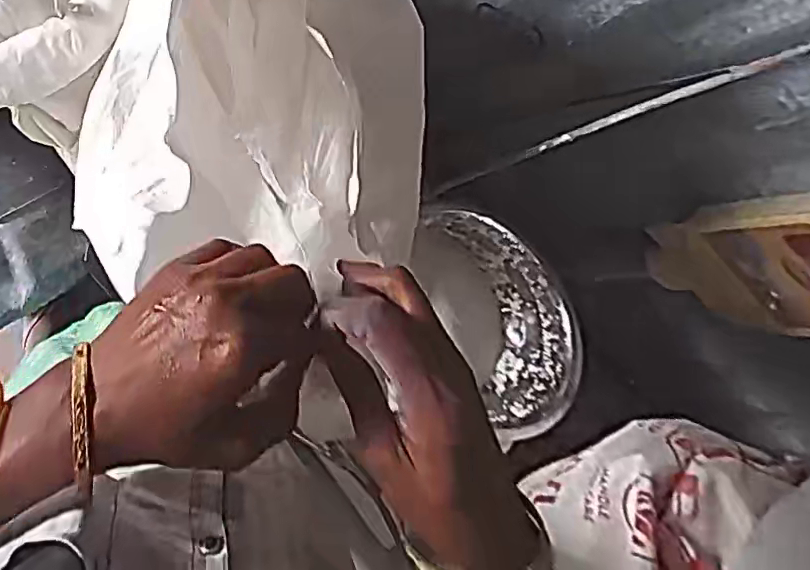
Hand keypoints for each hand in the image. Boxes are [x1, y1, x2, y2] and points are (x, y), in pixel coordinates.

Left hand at [89, 240, 316, 470]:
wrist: (103, 397)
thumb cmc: (162, 424)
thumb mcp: (236, 444)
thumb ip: (282, 408)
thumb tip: (297, 368)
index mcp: (241, 347)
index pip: (302, 329)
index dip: (308, 344)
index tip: (300, 352)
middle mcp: (224, 302)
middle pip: (291, 280)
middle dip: (297, 305)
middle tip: (286, 325)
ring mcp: (199, 278)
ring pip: (262, 256)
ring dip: (270, 280)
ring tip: (260, 305)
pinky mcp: (178, 267)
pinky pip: (225, 247)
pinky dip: (237, 264)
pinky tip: (231, 288)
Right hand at [320, 261, 540, 569]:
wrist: (492, 532)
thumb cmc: (442, 510)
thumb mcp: (381, 455)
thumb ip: (354, 389)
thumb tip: (325, 342)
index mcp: (428, 394)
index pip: (381, 319)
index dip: (341, 310)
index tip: (317, 321)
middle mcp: (448, 368)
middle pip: (404, 289)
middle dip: (360, 278)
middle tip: (326, 288)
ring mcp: (456, 362)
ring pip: (414, 294)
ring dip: (373, 286)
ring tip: (340, 298)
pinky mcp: (456, 365)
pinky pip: (420, 313)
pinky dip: (388, 302)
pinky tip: (365, 317)